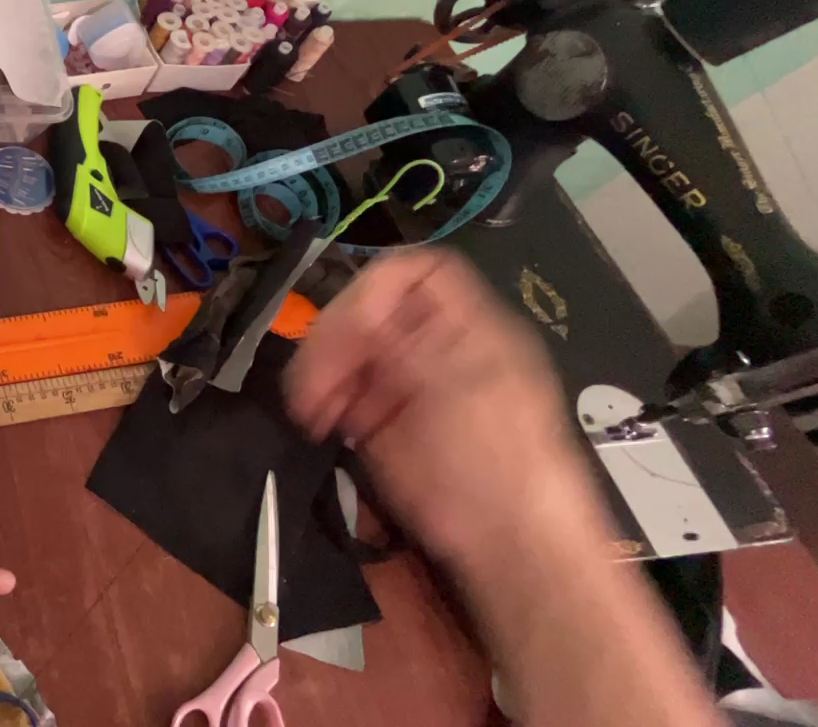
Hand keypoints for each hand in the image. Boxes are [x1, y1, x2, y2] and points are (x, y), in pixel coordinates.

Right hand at [282, 248, 610, 567]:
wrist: (504, 544)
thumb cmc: (504, 466)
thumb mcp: (469, 389)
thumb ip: (415, 341)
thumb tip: (364, 309)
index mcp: (465, 330)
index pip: (413, 273)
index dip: (375, 288)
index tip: (354, 328)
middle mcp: (426, 344)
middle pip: (360, 308)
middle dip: (333, 339)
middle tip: (321, 377)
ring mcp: (396, 377)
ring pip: (334, 343)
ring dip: (315, 370)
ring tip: (315, 408)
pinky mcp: (370, 410)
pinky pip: (325, 383)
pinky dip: (312, 397)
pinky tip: (320, 421)